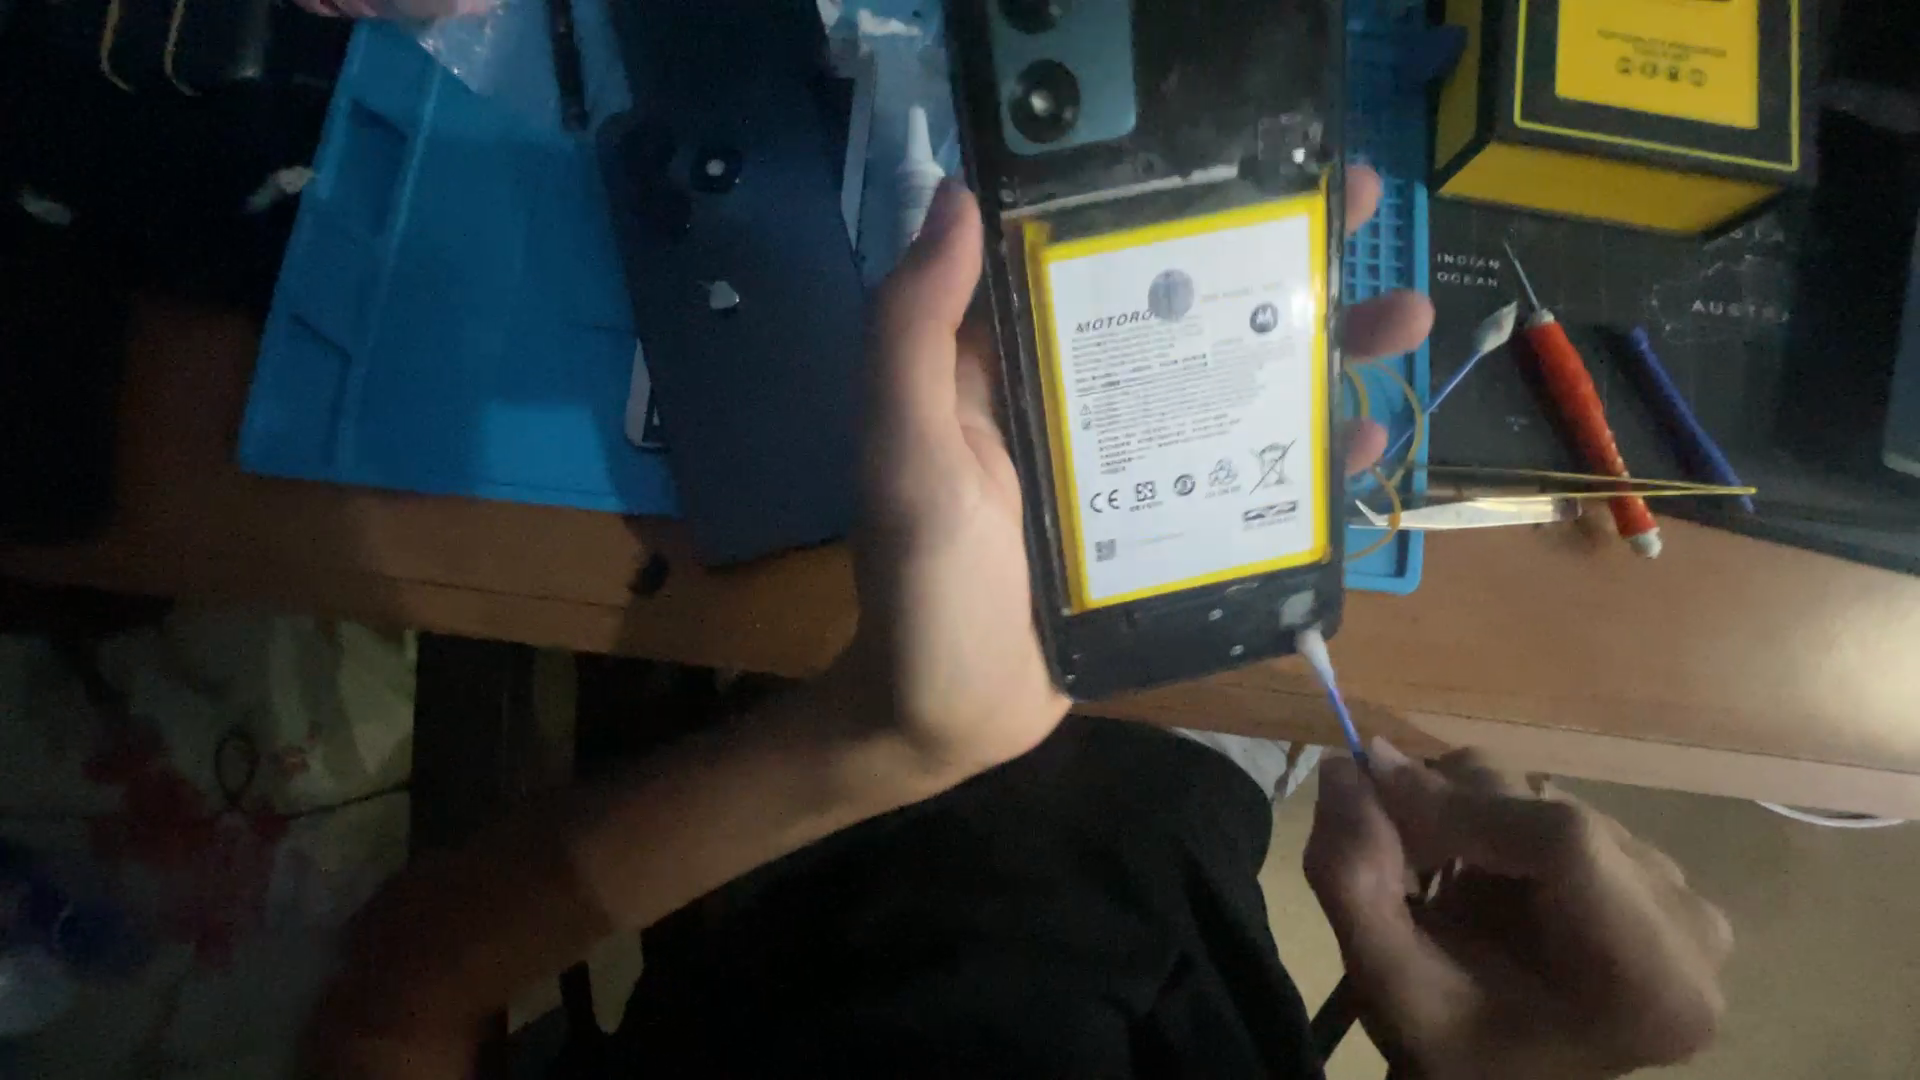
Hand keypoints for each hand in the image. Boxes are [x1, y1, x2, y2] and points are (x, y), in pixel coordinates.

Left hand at [848, 170, 1431, 781]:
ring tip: (1399, 317)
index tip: (1255, 160)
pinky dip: (1302, 462)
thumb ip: (915, 334)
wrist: (952, 714)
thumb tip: (958, 196)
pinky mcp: (1163, 533)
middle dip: (1272, 269)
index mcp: (1015, 371)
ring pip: (1230, 395)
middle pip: (1185, 320)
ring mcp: (1128, 472)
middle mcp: (1077, 406)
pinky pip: (1242, 482)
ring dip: (1313, 355)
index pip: (1097, 263)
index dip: (1170, 205)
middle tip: (1364, 218)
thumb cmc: (924, 586)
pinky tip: (1369, 442)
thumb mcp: (908, 453)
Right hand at [1306, 742, 1732, 1079]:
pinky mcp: (1643, 866)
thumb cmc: (1450, 1044)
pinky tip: (1460, 862)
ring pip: (1533, 792)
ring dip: (1453, 807)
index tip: (1367, 788)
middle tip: (1378, 838)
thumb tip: (1342, 765)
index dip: (1453, 801)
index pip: (1561, 840)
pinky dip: (1476, 812)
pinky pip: (1537, 800)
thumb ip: (1348, 876)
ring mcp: (1673, 890)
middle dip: (1440, 805)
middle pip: (1543, 808)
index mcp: (1650, 981)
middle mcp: (1687, 926)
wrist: (1496, 1070)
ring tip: (1419, 862)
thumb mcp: (1382, 978)